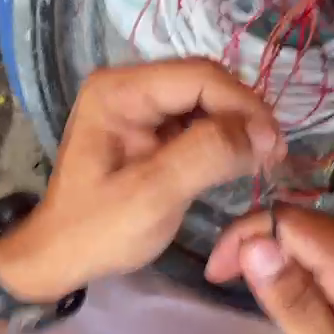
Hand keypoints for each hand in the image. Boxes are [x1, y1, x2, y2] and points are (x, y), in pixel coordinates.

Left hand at [0, 60, 283, 301]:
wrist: (59, 256)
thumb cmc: (98, 230)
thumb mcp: (153, 195)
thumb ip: (206, 155)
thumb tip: (263, 132)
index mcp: (118, 91)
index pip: (199, 77)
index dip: (243, 106)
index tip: (274, 146)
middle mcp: (127, 85)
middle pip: (203, 82)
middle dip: (242, 115)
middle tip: (273, 155)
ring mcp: (136, 104)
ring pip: (204, 99)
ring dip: (235, 125)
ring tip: (262, 159)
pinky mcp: (146, 126)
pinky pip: (194, 118)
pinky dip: (220, 137)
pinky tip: (238, 160)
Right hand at [204, 207, 333, 333]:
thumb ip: (294, 305)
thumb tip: (255, 246)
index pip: (288, 222)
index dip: (246, 237)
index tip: (219, 273)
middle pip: (294, 219)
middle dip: (251, 243)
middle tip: (225, 279)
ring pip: (301, 224)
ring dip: (268, 248)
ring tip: (254, 288)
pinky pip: (316, 234)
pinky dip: (289, 253)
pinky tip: (285, 285)